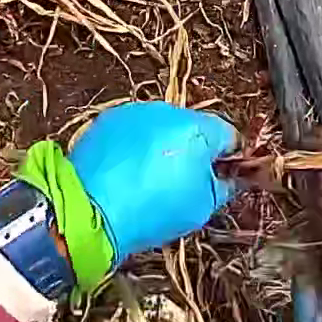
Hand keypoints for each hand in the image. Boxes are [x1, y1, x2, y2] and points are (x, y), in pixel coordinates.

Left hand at [68, 100, 236, 259]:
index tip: (220, 175)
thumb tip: (232, 177)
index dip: (227, 157)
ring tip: (149, 178)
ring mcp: (139, 111)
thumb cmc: (150, 211)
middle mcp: (170, 111)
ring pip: (164, 126)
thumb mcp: (201, 207)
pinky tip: (127, 170)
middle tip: (182, 182)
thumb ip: (224, 185)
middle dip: (193, 150)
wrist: (89, 209)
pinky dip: (136, 144)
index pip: (228, 134)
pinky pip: (135, 128)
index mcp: (198, 130)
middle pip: (194, 128)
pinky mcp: (112, 117)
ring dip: (164, 145)